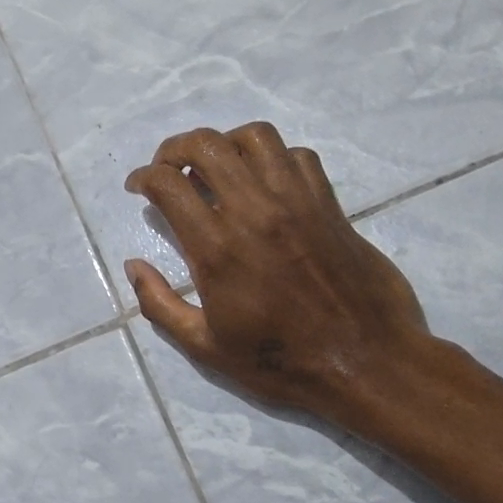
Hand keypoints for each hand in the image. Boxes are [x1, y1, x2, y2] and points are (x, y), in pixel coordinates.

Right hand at [124, 123, 433, 421]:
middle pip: (206, 144)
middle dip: (174, 149)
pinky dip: (273, 159)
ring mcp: (297, 202)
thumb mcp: (204, 346)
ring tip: (216, 168)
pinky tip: (263, 183)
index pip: (168, 183)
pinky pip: (298, 156)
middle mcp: (254, 211)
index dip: (143, 177)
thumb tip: (133, 266)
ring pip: (255, 137)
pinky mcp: (329, 205)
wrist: (369, 365)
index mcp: (216, 247)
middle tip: (168, 170)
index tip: (137, 189)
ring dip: (225, 143)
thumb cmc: (280, 361)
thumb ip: (159, 304)